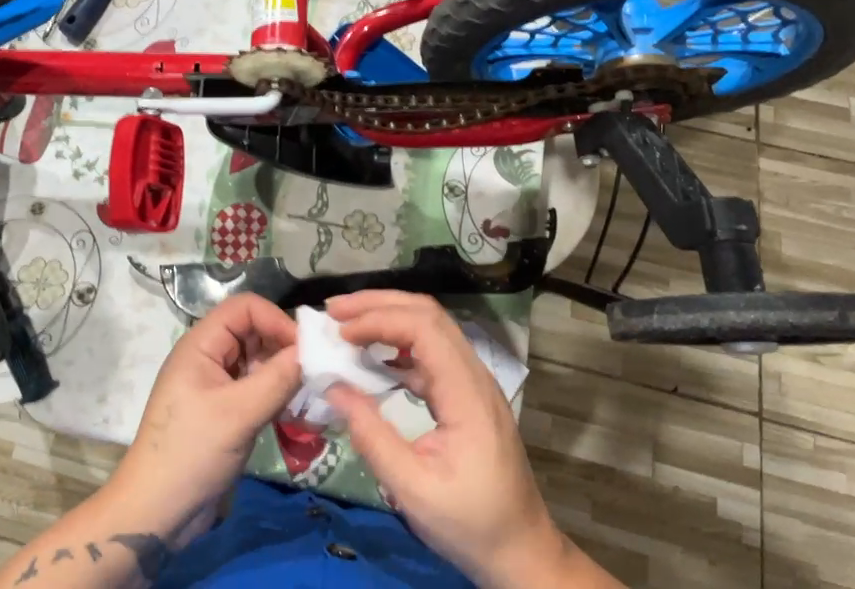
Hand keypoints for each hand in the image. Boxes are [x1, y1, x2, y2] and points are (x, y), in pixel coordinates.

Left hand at [110, 294, 300, 525]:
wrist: (156, 513)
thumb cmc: (192, 453)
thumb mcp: (239, 414)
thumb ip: (278, 378)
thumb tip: (313, 352)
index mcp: (200, 345)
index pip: (244, 308)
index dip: (276, 320)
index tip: (305, 350)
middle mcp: (207, 358)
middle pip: (253, 332)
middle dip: (284, 347)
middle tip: (315, 374)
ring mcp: (215, 386)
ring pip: (257, 362)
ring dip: (284, 374)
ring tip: (310, 396)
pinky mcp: (224, 412)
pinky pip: (255, 389)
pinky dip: (276, 396)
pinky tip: (296, 414)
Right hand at [324, 291, 602, 588]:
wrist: (520, 551)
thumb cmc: (469, 524)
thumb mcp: (412, 489)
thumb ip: (372, 436)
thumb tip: (334, 388)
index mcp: (467, 393)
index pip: (424, 327)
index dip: (378, 319)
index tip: (338, 331)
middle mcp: (475, 376)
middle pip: (428, 315)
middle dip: (379, 304)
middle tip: (333, 311)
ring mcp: (473, 384)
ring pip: (431, 328)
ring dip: (388, 319)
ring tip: (345, 327)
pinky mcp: (466, 396)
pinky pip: (431, 353)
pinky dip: (397, 345)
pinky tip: (370, 358)